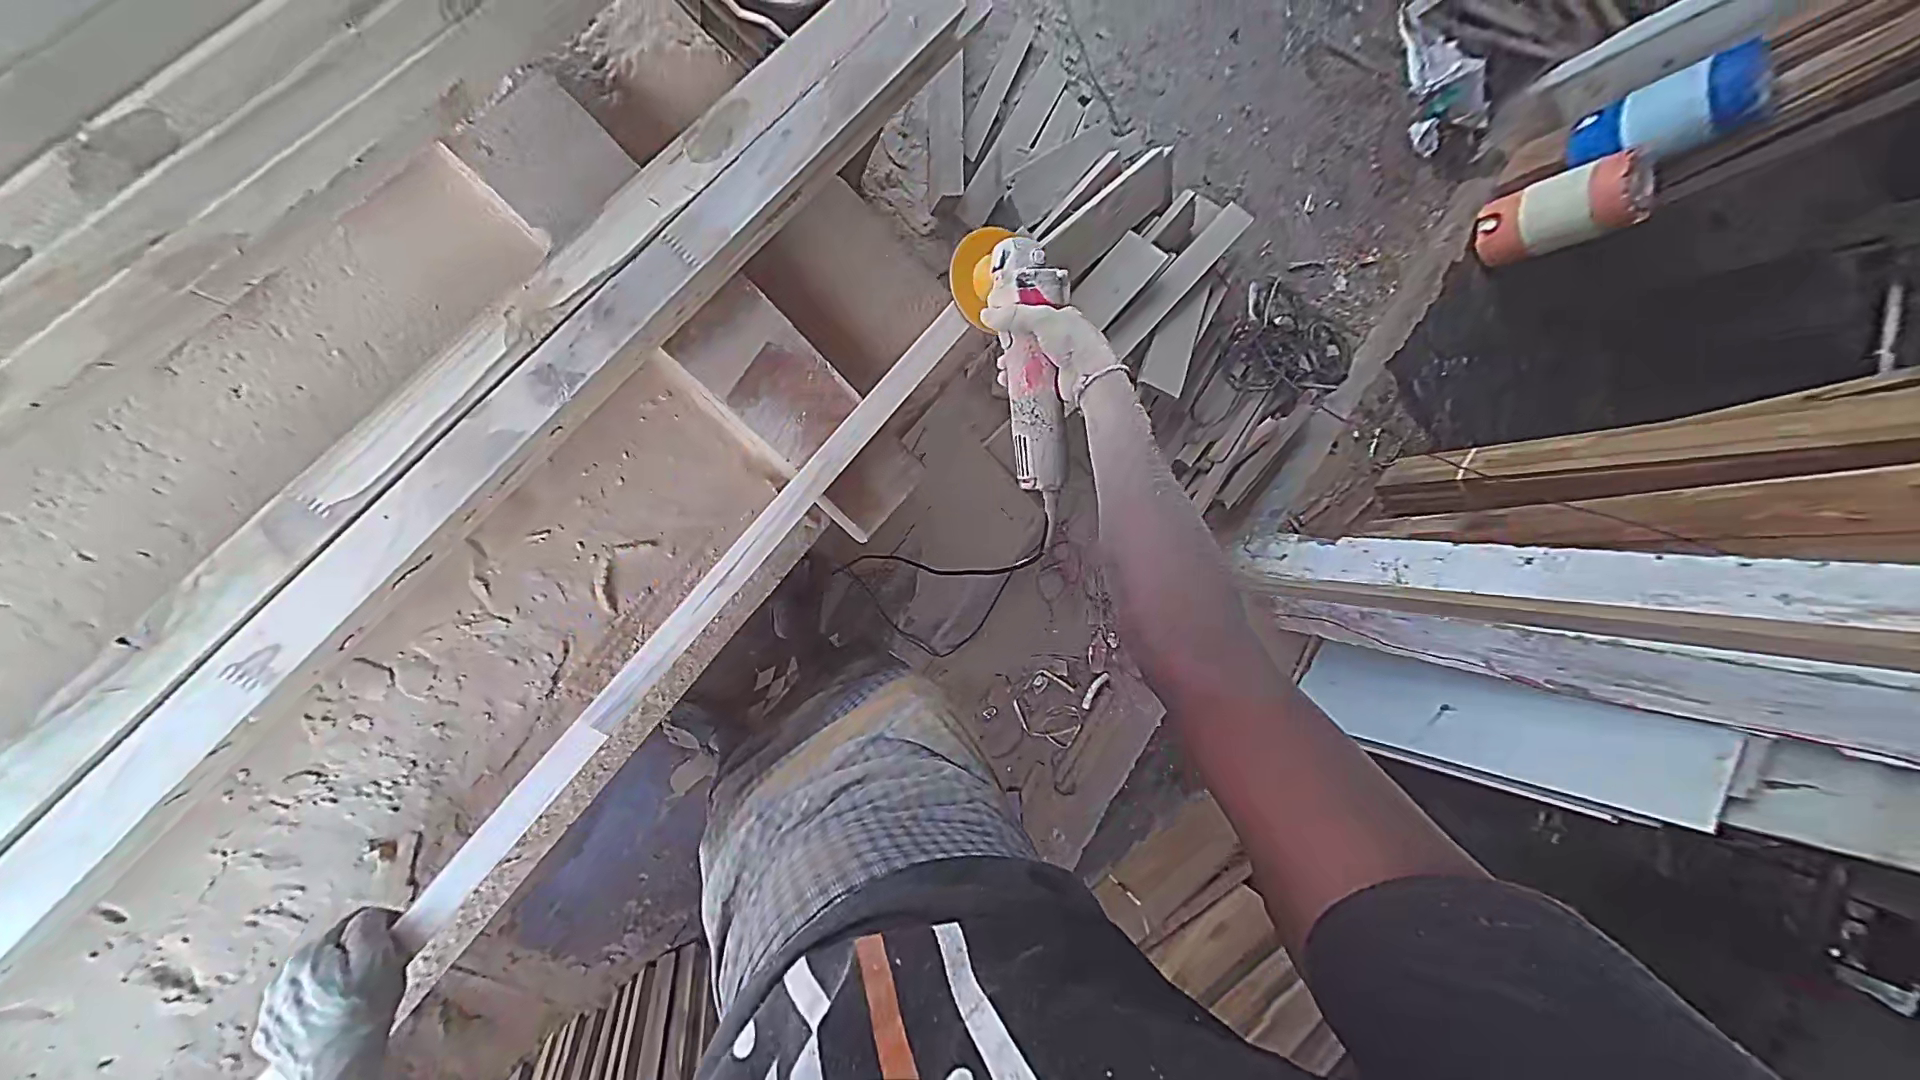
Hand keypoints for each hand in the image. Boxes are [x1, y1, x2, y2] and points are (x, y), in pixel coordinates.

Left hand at [254, 907, 407, 1079]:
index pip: (352, 923)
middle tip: (379, 972)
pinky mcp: (270, 1033)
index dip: (380, 931)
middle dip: (355, 956)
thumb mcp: (382, 958)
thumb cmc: (363, 1013)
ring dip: (334, 981)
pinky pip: (299, 1006)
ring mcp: (272, 1008)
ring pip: (314, 978)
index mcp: (310, 954)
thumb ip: (371, 926)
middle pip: (331, 951)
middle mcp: (283, 977)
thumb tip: (369, 915)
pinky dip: (316, 1006)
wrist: (333, 1070)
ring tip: (357, 998)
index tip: (395, 945)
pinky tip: (333, 1017)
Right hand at [980, 300, 1122, 407]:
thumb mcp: (1041, 318)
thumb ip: (1013, 315)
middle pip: (1029, 340)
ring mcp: (1059, 362)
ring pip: (1029, 361)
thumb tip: (988, 314)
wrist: (1089, 376)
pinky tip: (1010, 381)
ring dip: (1012, 364)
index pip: (1036, 314)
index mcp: (1063, 318)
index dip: (1017, 317)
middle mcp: (1062, 340)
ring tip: (1003, 366)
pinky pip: (1032, 380)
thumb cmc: (1075, 342)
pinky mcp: (1054, 382)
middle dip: (1012, 345)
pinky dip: (1018, 381)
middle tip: (1002, 346)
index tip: (1002, 321)